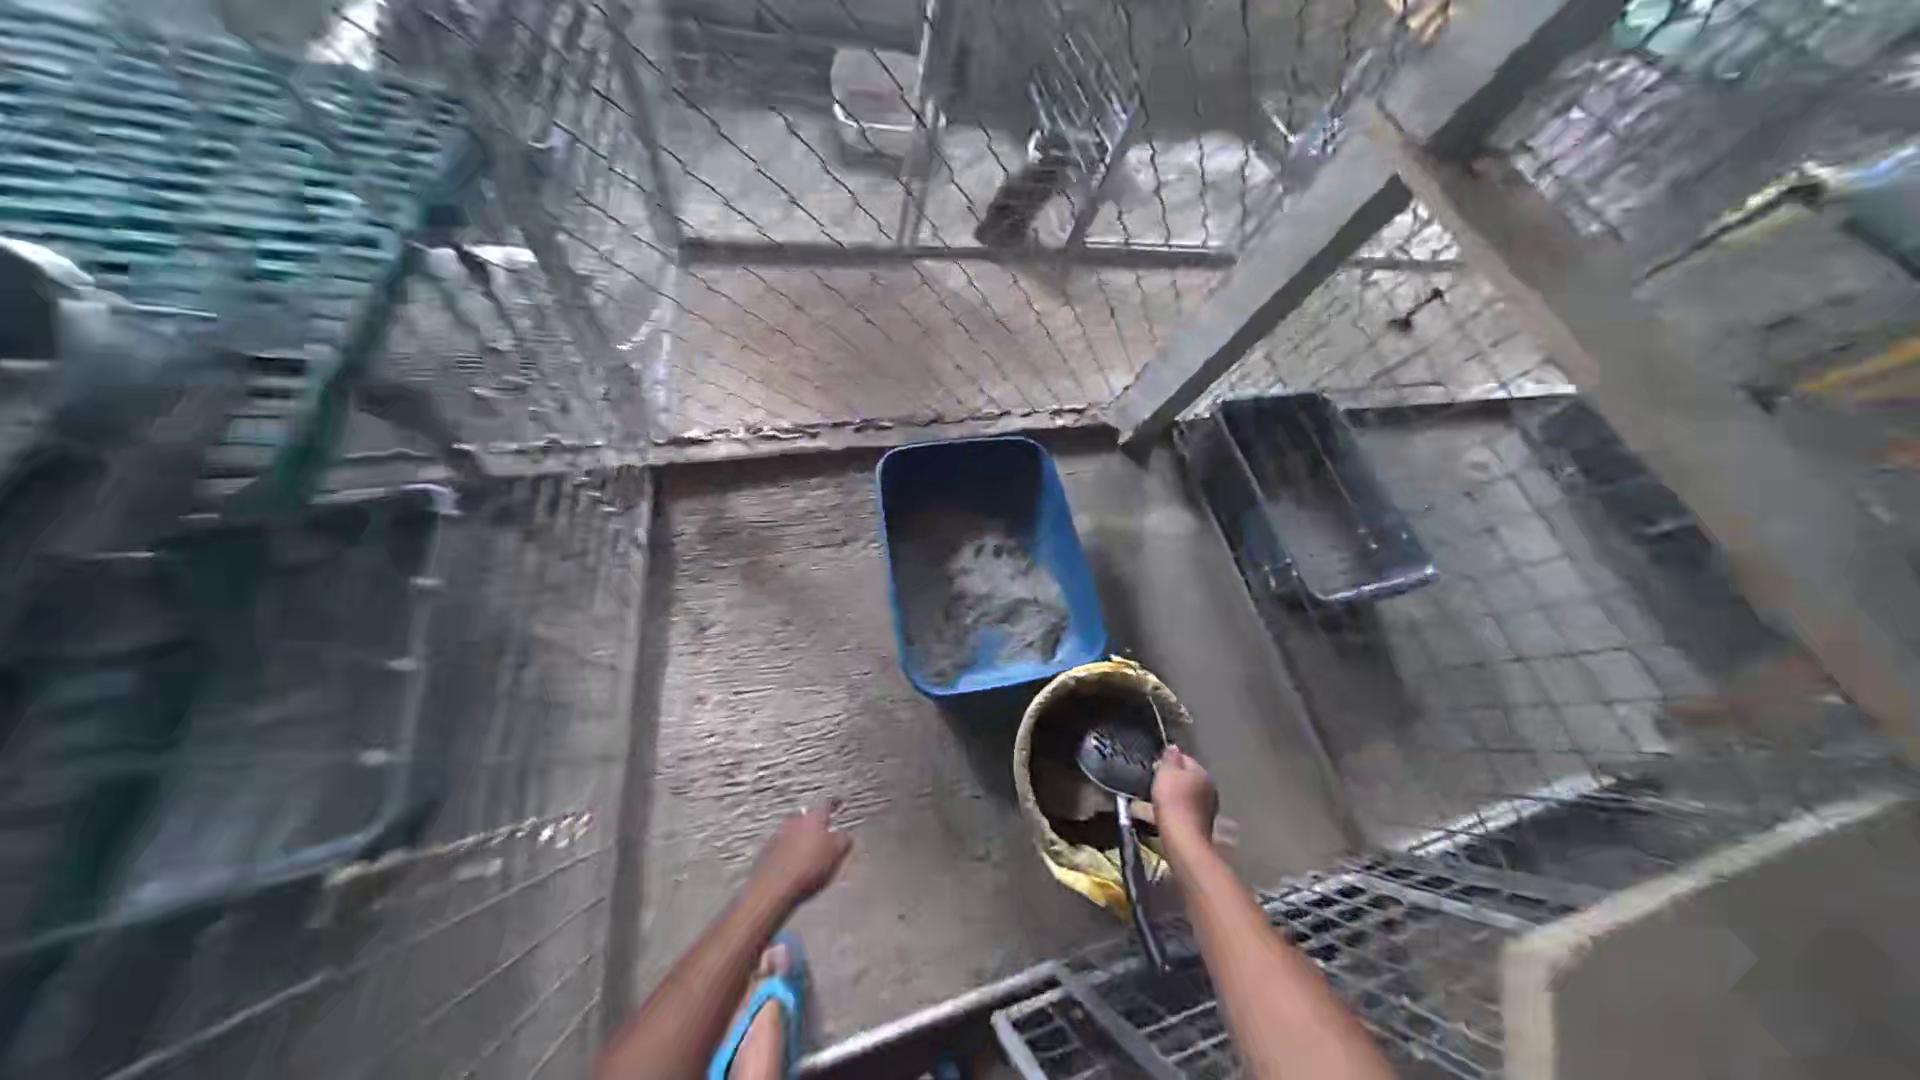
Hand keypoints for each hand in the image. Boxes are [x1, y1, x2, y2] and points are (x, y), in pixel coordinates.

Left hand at [753, 799, 852, 906]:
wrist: (773, 887)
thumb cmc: (806, 869)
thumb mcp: (835, 855)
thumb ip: (843, 840)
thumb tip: (846, 836)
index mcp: (814, 817)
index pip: (827, 803)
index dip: (835, 804)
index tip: (840, 804)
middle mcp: (795, 820)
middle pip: (809, 817)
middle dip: (816, 827)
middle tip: (824, 840)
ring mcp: (778, 834)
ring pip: (794, 831)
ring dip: (801, 839)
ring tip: (809, 858)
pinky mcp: (766, 850)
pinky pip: (782, 845)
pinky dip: (789, 852)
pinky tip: (794, 867)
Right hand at [1151, 745, 1217, 842]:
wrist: (1182, 837)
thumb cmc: (1173, 799)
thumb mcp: (1167, 772)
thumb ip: (1170, 757)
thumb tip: (1174, 747)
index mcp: (1202, 773)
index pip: (1184, 758)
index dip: (1168, 759)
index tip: (1154, 765)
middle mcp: (1208, 788)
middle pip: (1185, 778)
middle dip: (1169, 778)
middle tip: (1152, 782)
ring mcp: (1206, 808)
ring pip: (1183, 795)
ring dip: (1169, 796)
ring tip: (1151, 800)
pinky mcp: (1199, 824)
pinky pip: (1181, 811)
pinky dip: (1171, 810)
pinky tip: (1158, 814)